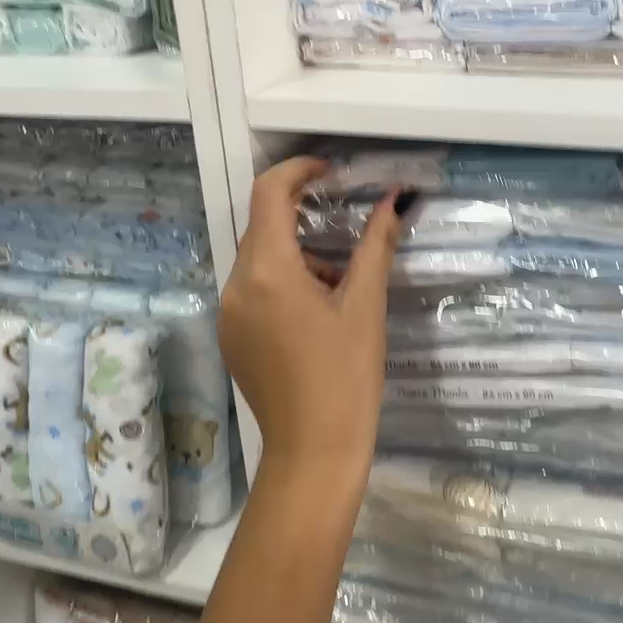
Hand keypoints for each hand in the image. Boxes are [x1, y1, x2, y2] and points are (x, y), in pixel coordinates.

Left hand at [219, 156, 408, 473]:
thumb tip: (394, 200)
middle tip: (346, 233)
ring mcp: (228, 314)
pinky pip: (252, 290)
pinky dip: (281, 283)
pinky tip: (315, 315)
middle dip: (303, 219)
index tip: (328, 170)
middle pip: (263, 227)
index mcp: (267, 271)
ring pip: (258, 260)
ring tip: (339, 288)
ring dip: (296, 255)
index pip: (268, 193)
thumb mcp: (366, 305)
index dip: (297, 170)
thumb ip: (376, 244)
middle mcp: (236, 285)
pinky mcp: (231, 337)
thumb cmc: (346, 376)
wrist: (314, 451)